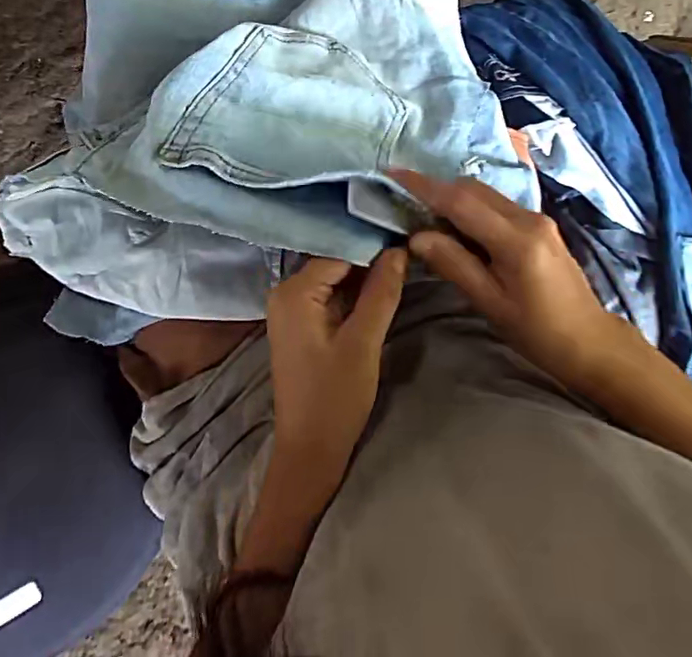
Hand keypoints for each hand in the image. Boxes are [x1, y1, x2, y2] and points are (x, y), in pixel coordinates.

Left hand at [264, 251, 406, 473]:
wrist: (309, 450)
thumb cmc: (334, 397)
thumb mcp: (364, 342)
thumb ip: (381, 293)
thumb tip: (398, 250)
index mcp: (293, 292)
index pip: (339, 251)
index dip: (373, 247)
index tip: (406, 240)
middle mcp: (284, 293)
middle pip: (334, 262)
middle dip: (369, 259)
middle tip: (408, 252)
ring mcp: (289, 309)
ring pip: (333, 279)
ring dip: (363, 276)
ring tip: (400, 265)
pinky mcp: (298, 325)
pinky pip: (328, 296)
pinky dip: (352, 294)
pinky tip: (379, 291)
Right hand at [391, 169, 635, 391]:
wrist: (591, 341)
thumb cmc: (538, 332)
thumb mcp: (490, 303)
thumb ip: (454, 264)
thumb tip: (417, 236)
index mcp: (516, 239)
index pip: (461, 201)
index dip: (424, 186)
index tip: (394, 174)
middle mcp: (528, 218)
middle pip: (473, 190)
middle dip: (436, 189)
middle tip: (404, 200)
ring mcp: (537, 219)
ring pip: (485, 195)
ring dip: (454, 198)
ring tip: (424, 214)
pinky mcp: (540, 226)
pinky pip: (497, 206)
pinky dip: (472, 209)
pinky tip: (457, 227)